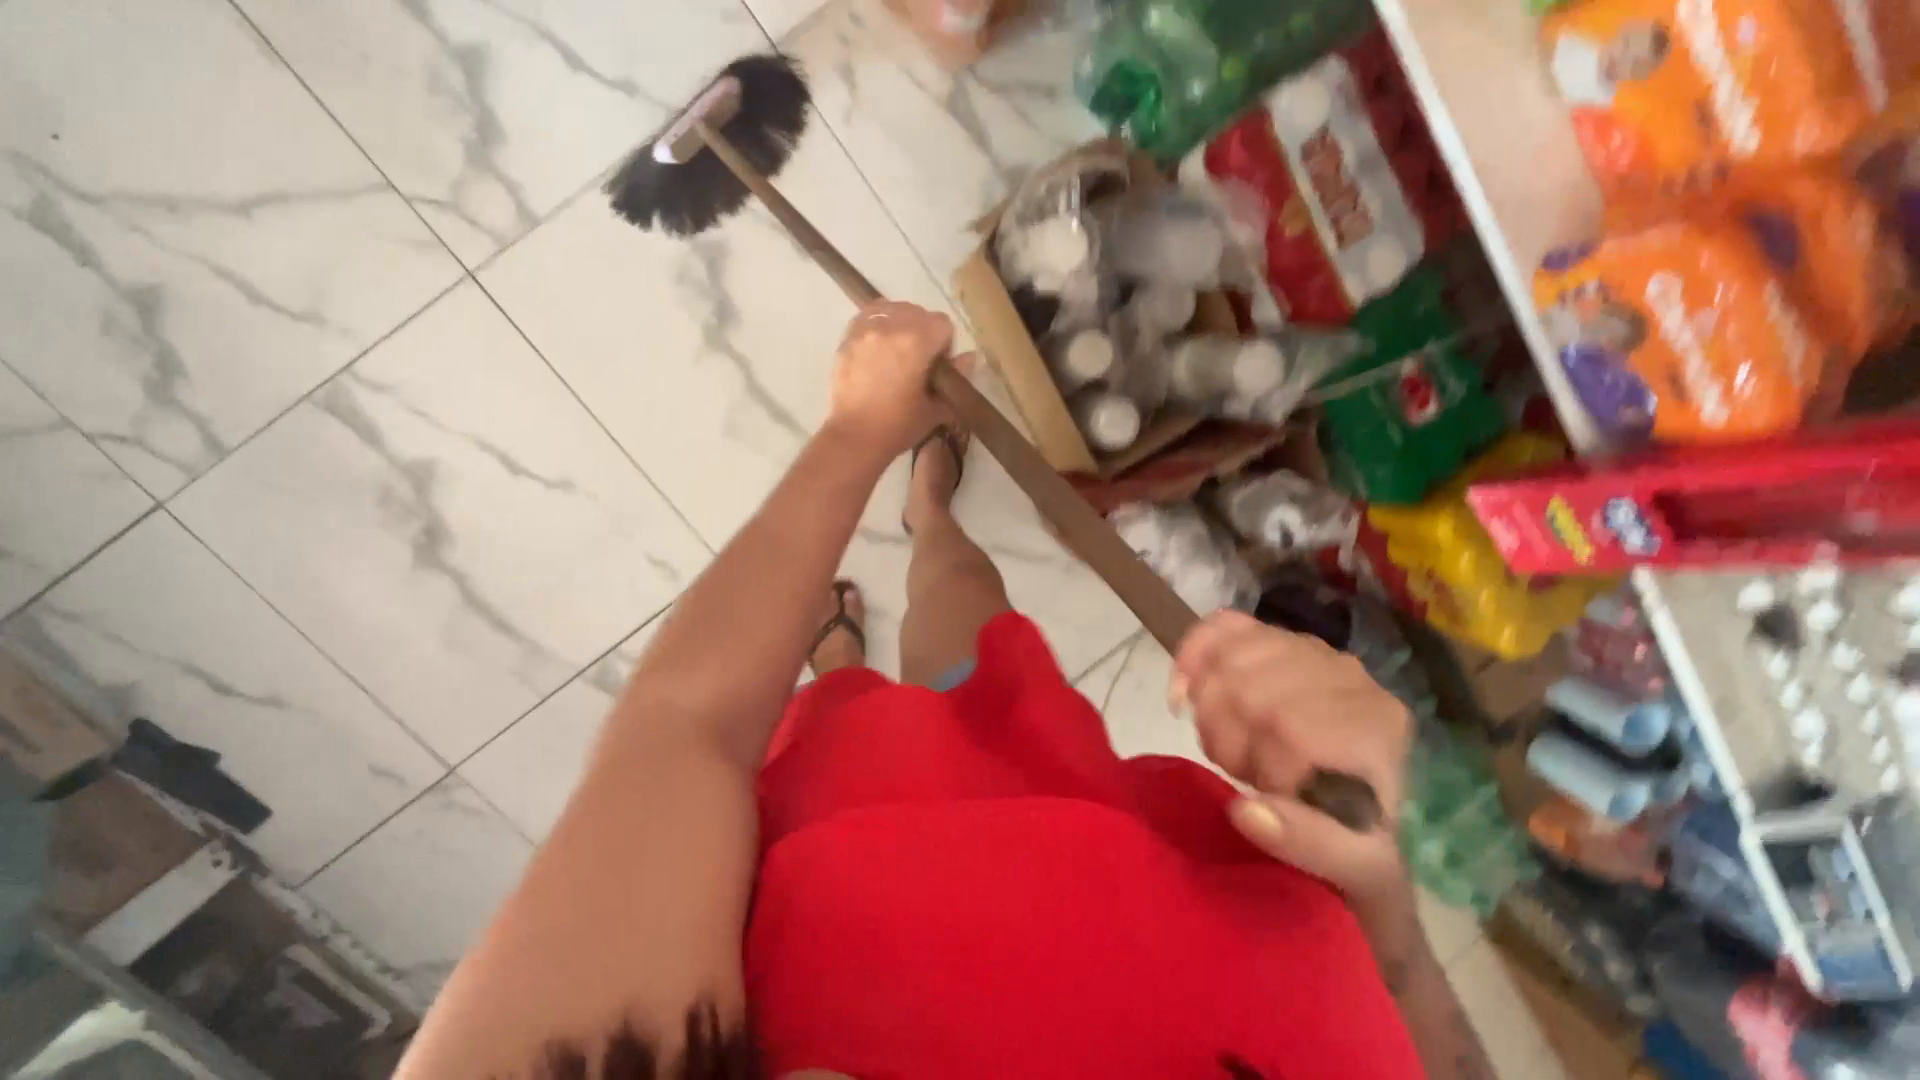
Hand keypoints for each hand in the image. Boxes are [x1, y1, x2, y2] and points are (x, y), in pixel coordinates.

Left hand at [825, 300, 961, 456]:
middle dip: (923, 331)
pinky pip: (867, 316)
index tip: (939, 365)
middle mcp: (891, 327)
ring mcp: (866, 330)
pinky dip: (877, 324)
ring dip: (900, 323)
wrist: (856, 438)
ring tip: (897, 350)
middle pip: (917, 312)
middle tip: (919, 360)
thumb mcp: (936, 407)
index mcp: (917, 341)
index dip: (945, 343)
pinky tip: (878, 344)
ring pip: (892, 310)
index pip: (942, 323)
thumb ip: (956, 378)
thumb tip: (971, 357)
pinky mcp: (847, 339)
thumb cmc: (899, 426)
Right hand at [1172, 611, 1413, 912]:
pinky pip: (1234, 625)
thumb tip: (1246, 809)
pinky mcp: (1291, 646)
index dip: (1243, 751)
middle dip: (1223, 729)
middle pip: (1249, 681)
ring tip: (1224, 738)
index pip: (1280, 716)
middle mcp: (1347, 679)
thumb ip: (1305, 841)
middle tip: (1236, 766)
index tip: (1250, 784)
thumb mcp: (1351, 865)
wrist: (1382, 821)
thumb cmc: (1364, 846)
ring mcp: (1317, 656)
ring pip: (1234, 651)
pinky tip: (1187, 682)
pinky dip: (1199, 648)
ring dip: (1211, 699)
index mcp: (1369, 727)